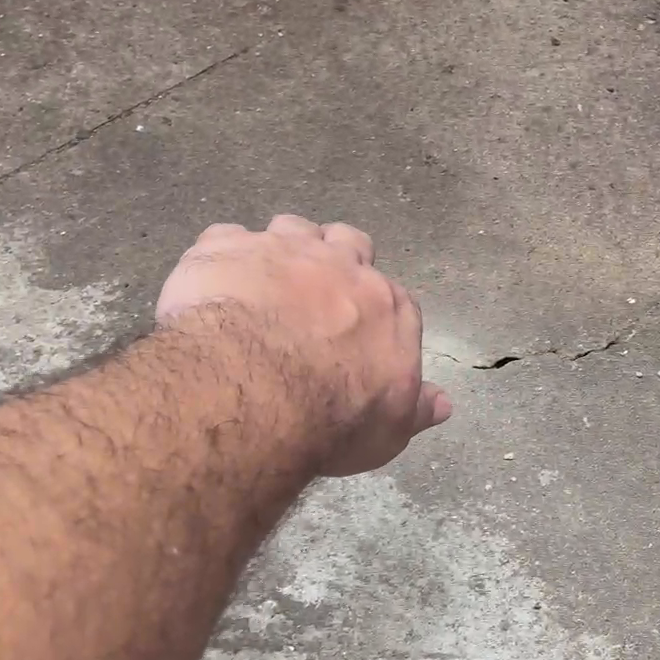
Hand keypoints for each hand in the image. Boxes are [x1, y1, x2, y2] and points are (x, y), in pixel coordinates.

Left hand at [155, 215, 450, 475]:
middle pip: (350, 243)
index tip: (361, 334)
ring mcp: (286, 253)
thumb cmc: (335, 419)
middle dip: (338, 260)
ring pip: (293, 228)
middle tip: (316, 292)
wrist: (254, 395)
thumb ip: (417, 410)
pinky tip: (216, 283)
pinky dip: (226, 256)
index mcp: (392, 309)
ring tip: (266, 281)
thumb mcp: (391, 431)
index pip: (394, 298)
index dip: (376, 312)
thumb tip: (443, 403)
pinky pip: (228, 236)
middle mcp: (346, 269)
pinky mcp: (227, 249)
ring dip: (285, 249)